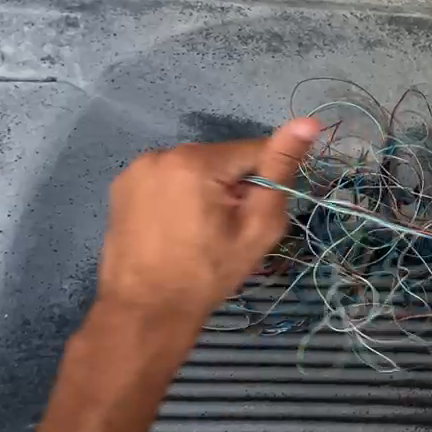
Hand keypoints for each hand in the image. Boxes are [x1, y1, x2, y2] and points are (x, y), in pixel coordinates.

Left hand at [94, 118, 319, 329]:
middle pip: (225, 159)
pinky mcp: (123, 185)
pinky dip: (186, 194)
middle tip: (234, 227)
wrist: (147, 308)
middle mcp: (161, 153)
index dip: (267, 182)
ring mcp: (137, 168)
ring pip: (200, 168)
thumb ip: (281, 168)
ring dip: (212, 189)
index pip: (257, 150)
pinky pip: (173, 177)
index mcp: (197, 160)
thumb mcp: (259, 223)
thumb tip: (308, 122)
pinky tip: (182, 225)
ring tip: (206, 228)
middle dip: (238, 185)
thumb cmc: (212, 269)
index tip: (257, 215)